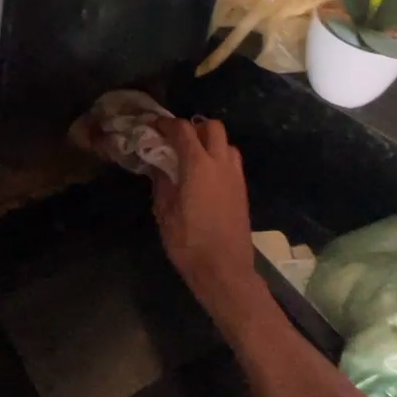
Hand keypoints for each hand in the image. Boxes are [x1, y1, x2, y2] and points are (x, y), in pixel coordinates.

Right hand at [151, 116, 259, 315]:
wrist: (225, 272)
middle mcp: (220, 164)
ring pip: (226, 143)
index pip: (183, 130)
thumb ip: (162, 183)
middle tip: (177, 140)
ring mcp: (235, 177)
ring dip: (210, 142)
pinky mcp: (243, 191)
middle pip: (212, 127)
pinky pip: (233, 161)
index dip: (166, 124)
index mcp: (198, 165)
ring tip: (193, 156)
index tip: (153, 127)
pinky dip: (219, 158)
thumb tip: (159, 167)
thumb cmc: (189, 243)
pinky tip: (206, 176)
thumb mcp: (164, 213)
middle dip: (194, 127)